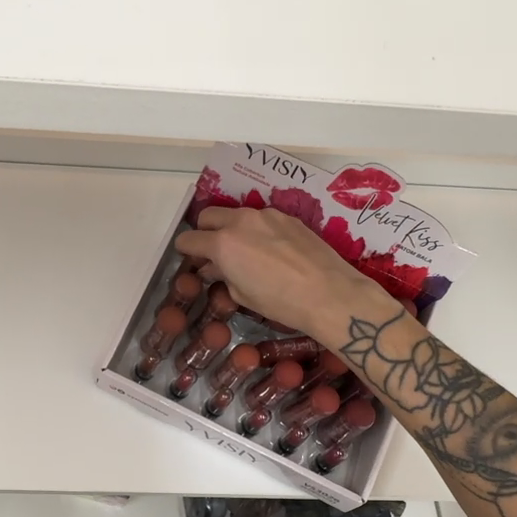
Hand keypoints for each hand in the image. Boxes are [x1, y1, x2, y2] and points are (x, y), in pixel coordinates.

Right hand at [174, 206, 384, 344]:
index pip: (188, 239)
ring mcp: (266, 215)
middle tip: (213, 252)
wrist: (330, 293)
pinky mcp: (287, 216)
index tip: (191, 259)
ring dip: (231, 229)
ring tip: (245, 251)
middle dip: (204, 232)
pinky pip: (261, 218)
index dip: (185, 251)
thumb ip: (222, 275)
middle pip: (207, 216)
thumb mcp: (242, 295)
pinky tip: (271, 250)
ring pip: (236, 214)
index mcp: (222, 244)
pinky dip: (256, 229)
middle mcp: (240, 221)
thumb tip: (214, 267)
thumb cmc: (281, 302)